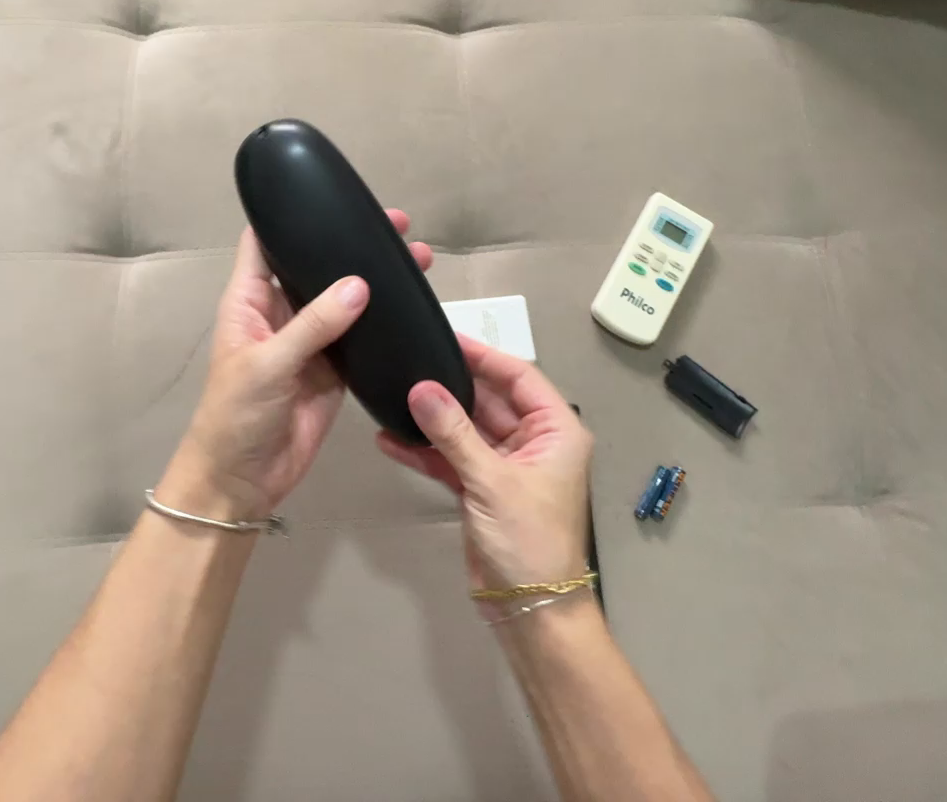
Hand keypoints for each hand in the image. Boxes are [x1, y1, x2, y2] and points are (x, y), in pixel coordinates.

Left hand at [161, 210, 434, 521]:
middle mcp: (282, 313)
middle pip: (317, 267)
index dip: (293, 216)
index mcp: (251, 300)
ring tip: (417, 258)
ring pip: (346, 301)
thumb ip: (313, 324)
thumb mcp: (267, 363)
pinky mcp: (335, 370)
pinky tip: (411, 306)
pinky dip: (384, 322)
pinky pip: (361, 338)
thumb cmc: (236, 414)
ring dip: (375, 281)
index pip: (267, 243)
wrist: (242, 481)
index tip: (332, 196)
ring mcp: (311, 341)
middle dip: (351, 246)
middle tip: (397, 225)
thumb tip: (360, 284)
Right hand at [376, 336, 593, 591]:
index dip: (485, 356)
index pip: (520, 377)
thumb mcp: (492, 481)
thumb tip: (421, 388)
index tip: (447, 337)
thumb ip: (454, 433)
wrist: (529, 610)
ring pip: (467, 429)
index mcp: (556, 431)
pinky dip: (426, 451)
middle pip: (489, 400)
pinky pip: (452, 458)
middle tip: (411, 363)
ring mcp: (506, 465)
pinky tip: (391, 438)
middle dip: (452, 386)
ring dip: (434, 419)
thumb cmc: (528, 540)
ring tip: (394, 397)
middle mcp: (534, 441)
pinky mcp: (482, 487)